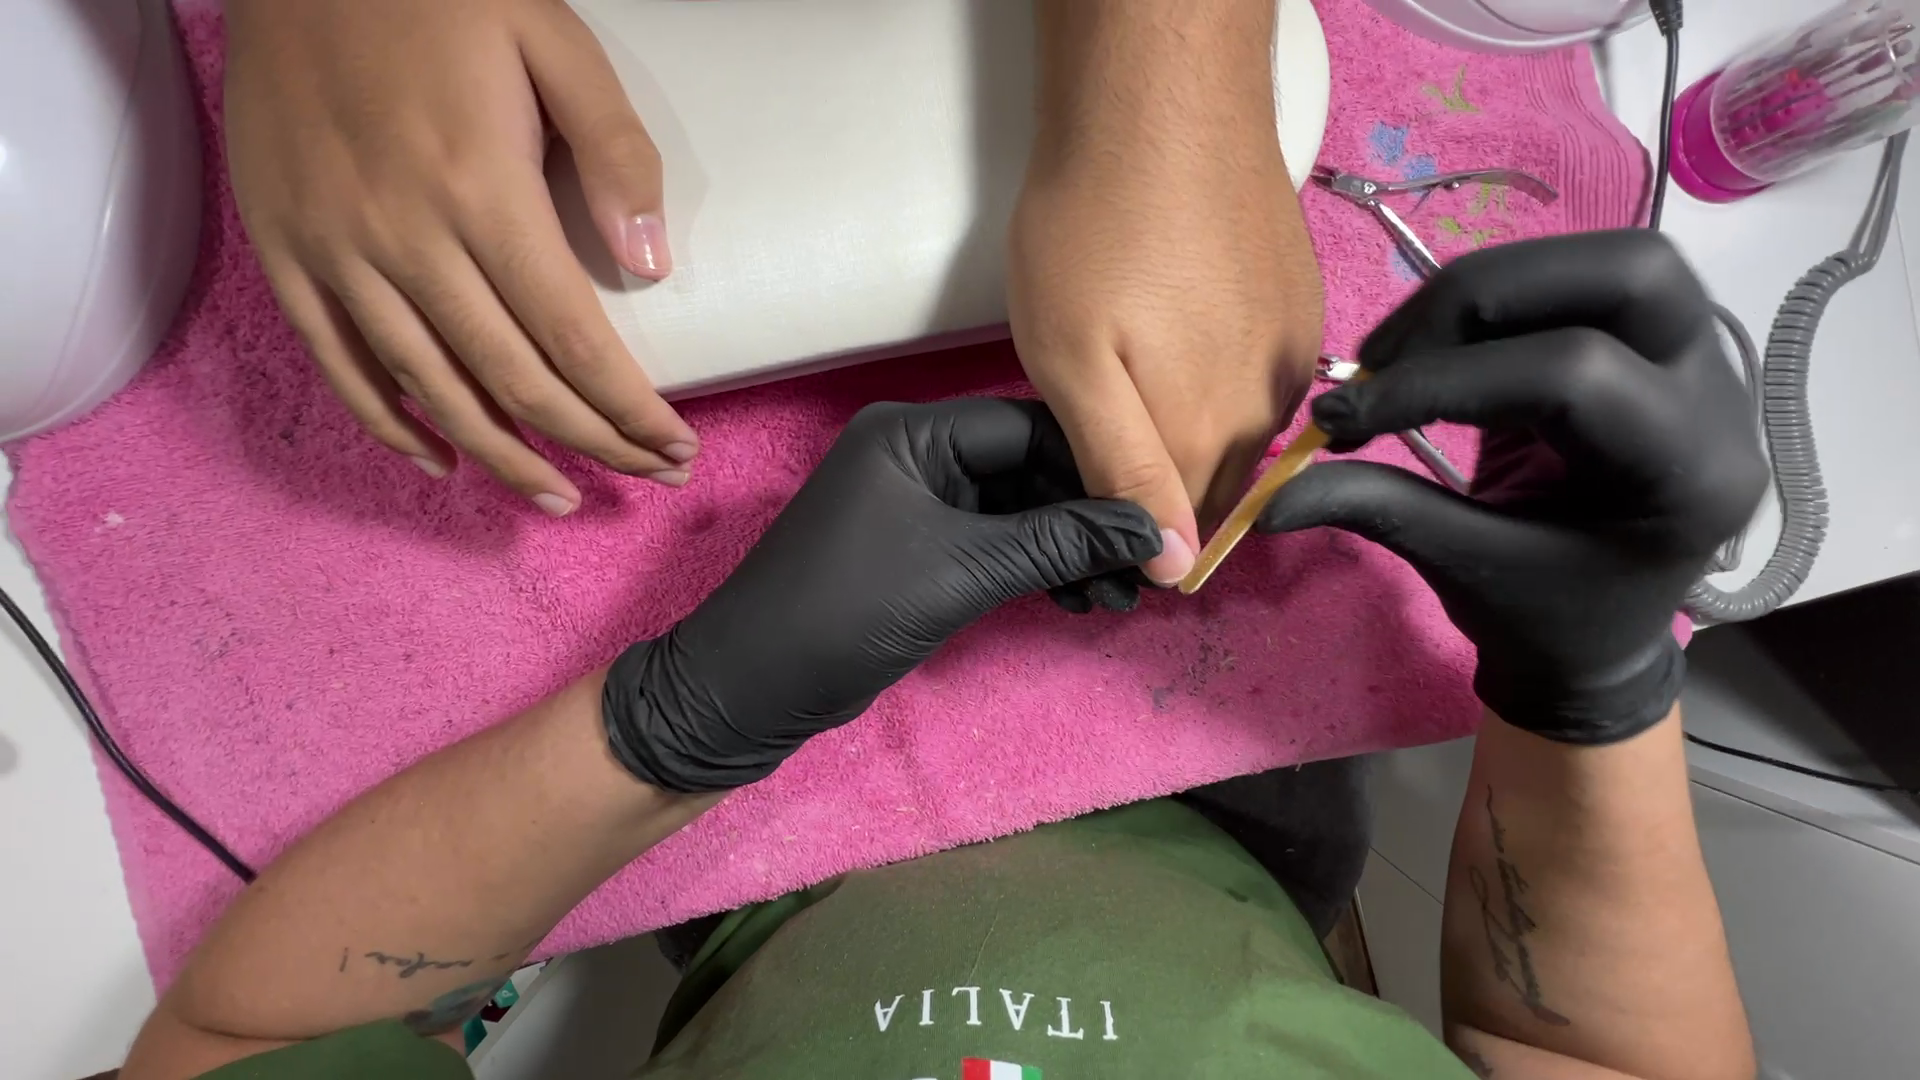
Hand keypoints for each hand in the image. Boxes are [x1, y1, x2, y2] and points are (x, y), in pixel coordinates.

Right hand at [225, 0, 697, 513]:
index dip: (632, 411)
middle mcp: (404, 239)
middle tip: (651, 477)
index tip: (678, 448)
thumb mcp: (557, 45)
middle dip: (597, 444)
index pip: (576, 343)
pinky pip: (340, 364)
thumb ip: (616, 157)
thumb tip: (649, 268)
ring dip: (508, 460)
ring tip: (564, 498)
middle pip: (519, 383)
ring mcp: (334, 251)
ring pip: (435, 392)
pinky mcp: (284, 251)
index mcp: (481, 194)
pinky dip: (393, 425)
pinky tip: (446, 462)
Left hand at [601, 399, 1163, 791]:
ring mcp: (914, 500)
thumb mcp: (963, 571)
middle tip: (1139, 572)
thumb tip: (1152, 531)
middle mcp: (914, 452)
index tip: (1153, 516)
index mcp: (913, 432)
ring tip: (1113, 597)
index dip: (1094, 469)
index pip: (1028, 428)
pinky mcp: (917, 545)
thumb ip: (1058, 542)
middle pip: (1025, 468)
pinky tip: (1071, 597)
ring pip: (1012, 510)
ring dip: (1063, 550)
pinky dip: (1030, 567)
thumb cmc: (849, 611)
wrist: (755, 687)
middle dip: (1083, 520)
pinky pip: (990, 540)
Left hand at [1009, 3, 1322, 586]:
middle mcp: (1268, 407)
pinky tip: (1186, 354)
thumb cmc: (1092, 236)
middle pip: (1213, 489)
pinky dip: (1222, 391)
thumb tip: (1171, 565)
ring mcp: (1293, 352)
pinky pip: (1262, 383)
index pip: (1186, 532)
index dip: (1141, 540)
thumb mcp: (1075, 369)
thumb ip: (1127, 473)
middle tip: (1105, 455)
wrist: (1159, 103)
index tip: (1099, 522)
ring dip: (1193, 441)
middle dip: (1165, 495)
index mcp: (1208, 433)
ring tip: (1142, 401)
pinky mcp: (1299, 307)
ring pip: (1238, 438)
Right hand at [1258, 231, 1766, 744]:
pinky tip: (1427, 354)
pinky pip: (1569, 288)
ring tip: (1396, 355)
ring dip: (1478, 292)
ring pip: (1601, 261)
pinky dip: (1483, 307)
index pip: (1569, 375)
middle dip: (1477, 301)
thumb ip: (1372, 510)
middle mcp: (1713, 395)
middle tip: (1382, 362)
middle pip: (1622, 274)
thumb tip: (1265, 501)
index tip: (1337, 418)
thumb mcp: (1458, 566)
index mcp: (1681, 472)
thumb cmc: (1540, 614)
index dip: (1436, 382)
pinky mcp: (1644, 350)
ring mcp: (1691, 362)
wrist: (1595, 633)